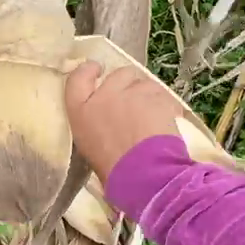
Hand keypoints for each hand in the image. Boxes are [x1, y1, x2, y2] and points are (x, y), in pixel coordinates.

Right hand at [64, 61, 185, 184]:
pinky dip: (166, 104)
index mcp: (81, 111)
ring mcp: (132, 94)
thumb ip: (95, 124)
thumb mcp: (90, 146)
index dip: (88, 71)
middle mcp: (104, 96)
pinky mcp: (156, 97)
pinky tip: (168, 121)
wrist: (141, 174)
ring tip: (153, 115)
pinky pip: (163, 94)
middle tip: (133, 102)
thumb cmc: (112, 169)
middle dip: (127, 83)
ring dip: (148, 94)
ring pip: (145, 83)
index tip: (96, 70)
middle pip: (118, 75)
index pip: (77, 79)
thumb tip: (107, 120)